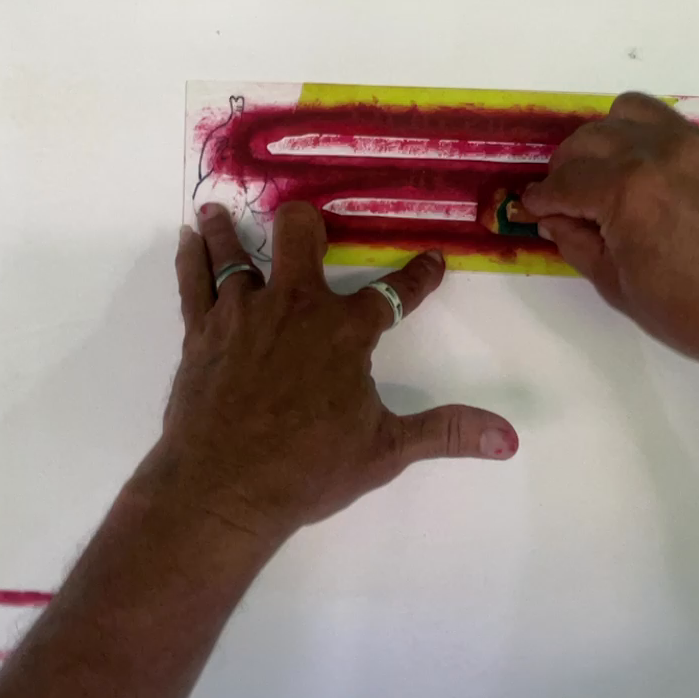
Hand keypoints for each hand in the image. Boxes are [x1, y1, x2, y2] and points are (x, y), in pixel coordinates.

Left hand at [142, 201, 517, 541]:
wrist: (224, 489)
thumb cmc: (308, 469)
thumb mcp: (386, 450)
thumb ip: (446, 433)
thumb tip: (510, 439)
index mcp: (344, 332)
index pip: (394, 293)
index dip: (419, 276)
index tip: (432, 259)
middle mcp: (295, 307)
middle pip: (300, 237)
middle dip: (308, 225)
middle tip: (308, 224)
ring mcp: (243, 314)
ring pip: (236, 251)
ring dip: (230, 229)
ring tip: (218, 208)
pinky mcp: (202, 331)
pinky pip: (195, 281)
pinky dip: (192, 257)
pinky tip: (188, 239)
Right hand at [522, 92, 698, 379]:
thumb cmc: (687, 311)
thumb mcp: (615, 285)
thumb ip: (576, 241)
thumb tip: (552, 217)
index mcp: (627, 191)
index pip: (563, 182)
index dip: (539, 198)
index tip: (529, 208)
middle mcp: (659, 152)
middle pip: (589, 139)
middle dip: (566, 168)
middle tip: (565, 198)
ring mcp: (697, 144)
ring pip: (629, 113)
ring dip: (605, 140)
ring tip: (606, 174)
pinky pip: (671, 125)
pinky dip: (648, 143)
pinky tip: (652, 180)